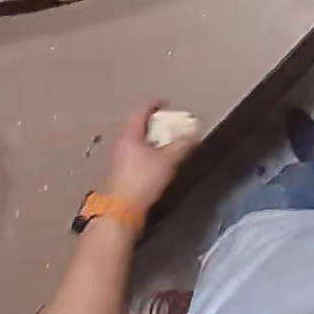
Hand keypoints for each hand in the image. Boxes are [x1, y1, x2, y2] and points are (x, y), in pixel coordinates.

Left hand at [103, 101, 197, 218]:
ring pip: (135, 138)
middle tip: (170, 121)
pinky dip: (147, 147)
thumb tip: (195, 132)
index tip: (166, 102)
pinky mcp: (120, 170)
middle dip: (154, 121)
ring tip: (166, 139)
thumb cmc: (143, 180)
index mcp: (130, 135)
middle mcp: (121, 143)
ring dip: (151, 136)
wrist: (121, 211)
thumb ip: (183, 144)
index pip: (140, 111)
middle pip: (136, 124)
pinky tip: (157, 157)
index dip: (154, 103)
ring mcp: (118, 157)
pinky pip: (135, 150)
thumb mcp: (168, 160)